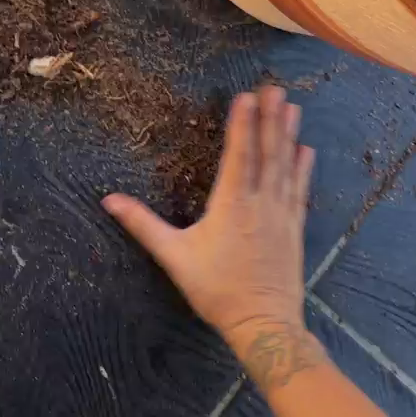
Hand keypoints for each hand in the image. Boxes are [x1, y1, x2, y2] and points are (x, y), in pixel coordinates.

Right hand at [103, 86, 314, 342]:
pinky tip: (307, 151)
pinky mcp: (293, 230)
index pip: (238, 156)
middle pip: (267, 154)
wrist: (265, 328)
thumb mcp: (174, 256)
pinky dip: (303, 168)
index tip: (246, 96)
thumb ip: (142, 224)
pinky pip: (299, 191)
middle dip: (270, 119)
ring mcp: (281, 216)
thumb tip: (108, 199)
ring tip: (292, 108)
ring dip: (288, 135)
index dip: (242, 124)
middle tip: (275, 88)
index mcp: (231, 205)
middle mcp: (260, 204)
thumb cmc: (217, 289)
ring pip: (286, 167)